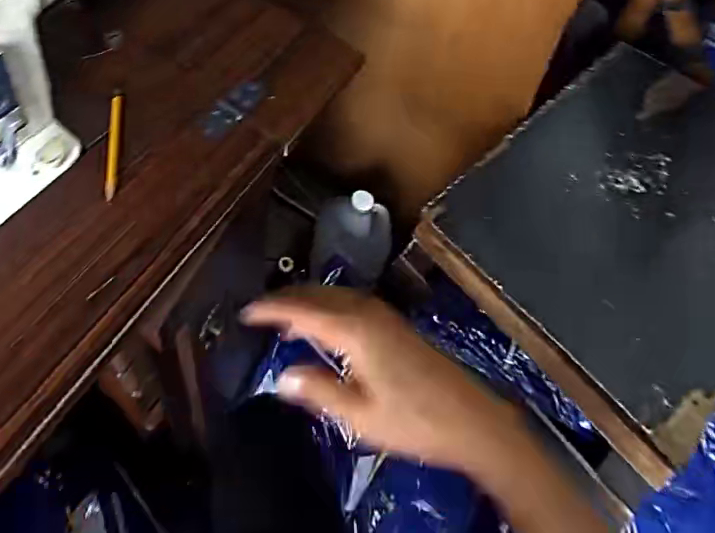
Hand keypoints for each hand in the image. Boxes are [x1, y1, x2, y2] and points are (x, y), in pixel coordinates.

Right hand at [241, 288, 522, 476]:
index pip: (306, 310)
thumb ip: (319, 391)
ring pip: (338, 296)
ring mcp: (386, 316)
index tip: (247, 310)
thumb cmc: (412, 419)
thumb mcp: (359, 415)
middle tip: (259, 308)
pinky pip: (352, 303)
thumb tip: (282, 376)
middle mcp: (370, 313)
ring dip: (310, 300)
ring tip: (284, 313)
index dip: (274, 307)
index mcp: (357, 330)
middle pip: (322, 295)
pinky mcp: (395, 325)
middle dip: (290, 297)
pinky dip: (329, 306)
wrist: (467, 416)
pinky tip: (325, 324)